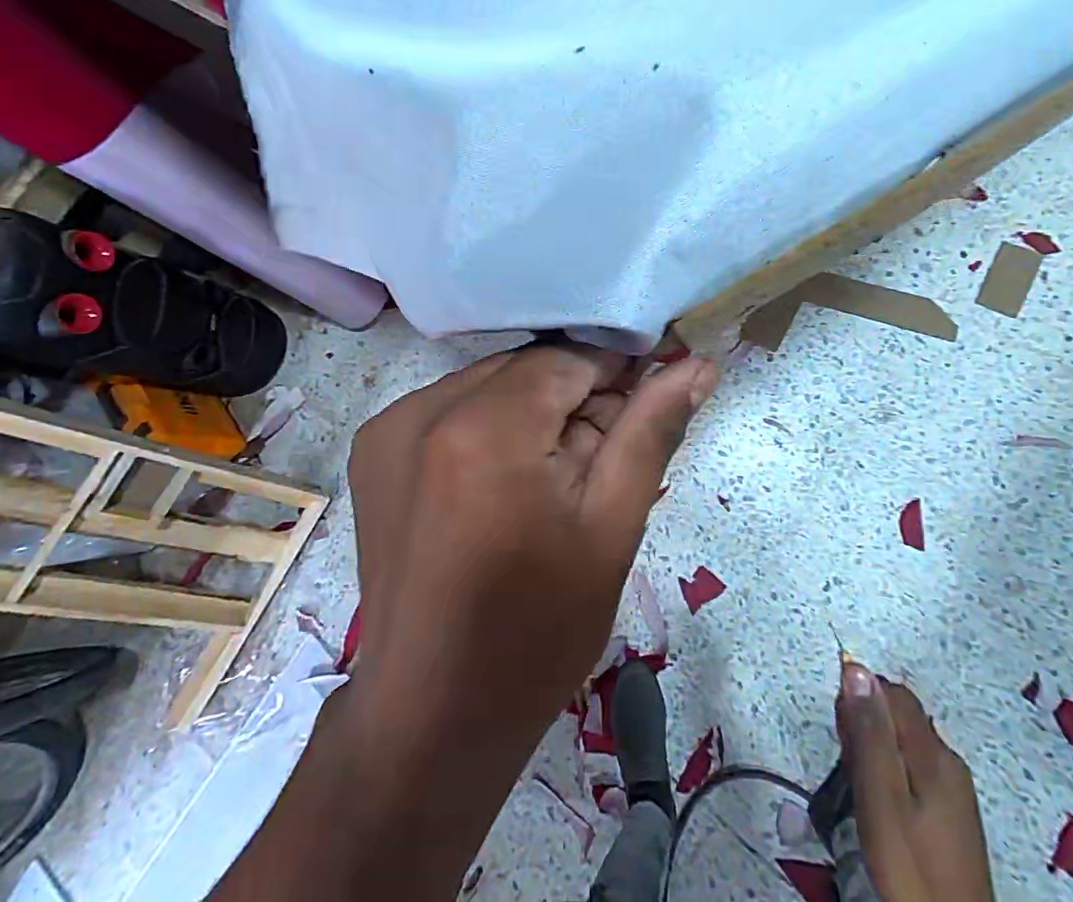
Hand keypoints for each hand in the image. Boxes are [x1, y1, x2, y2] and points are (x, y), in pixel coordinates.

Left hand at [210, 346, 716, 901]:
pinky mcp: (373, 454)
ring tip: (564, 480)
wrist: (435, 713)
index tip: (650, 406)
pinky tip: (517, 485)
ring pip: (493, 386)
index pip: (568, 359)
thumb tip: (698, 366)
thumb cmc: (537, 630)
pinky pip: (456, 410)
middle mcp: (421, 412)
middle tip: (609, 460)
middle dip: (578, 399)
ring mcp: (387, 431)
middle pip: (528, 370)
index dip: (618, 374)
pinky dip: (497, 429)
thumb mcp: (611, 528)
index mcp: (483, 430)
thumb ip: (651, 432)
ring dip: (539, 414)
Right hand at [836, 663, 993, 901]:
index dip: (860, 694)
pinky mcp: (949, 820)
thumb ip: (870, 736)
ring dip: (872, 751)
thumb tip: (857, 670)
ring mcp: (953, 794)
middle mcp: (949, 764)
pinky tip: (872, 805)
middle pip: (901, 719)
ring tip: (848, 784)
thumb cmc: (909, 873)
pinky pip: (913, 775)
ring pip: (905, 748)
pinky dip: (886, 775)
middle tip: (840, 760)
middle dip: (865, 723)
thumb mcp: (882, 802)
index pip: (895, 695)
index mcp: (935, 755)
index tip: (834, 721)